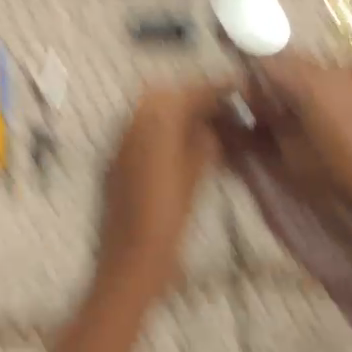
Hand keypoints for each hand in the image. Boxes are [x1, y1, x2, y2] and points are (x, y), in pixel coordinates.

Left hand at [94, 82, 226, 297]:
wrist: (127, 263)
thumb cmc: (166, 223)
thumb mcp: (195, 177)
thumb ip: (204, 142)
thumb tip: (214, 123)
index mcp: (154, 123)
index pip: (187, 91)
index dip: (213, 88)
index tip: (236, 88)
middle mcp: (132, 123)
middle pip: (165, 92)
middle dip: (193, 94)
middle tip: (221, 108)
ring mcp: (119, 140)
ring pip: (150, 107)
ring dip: (177, 108)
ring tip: (207, 125)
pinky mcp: (115, 159)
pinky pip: (140, 127)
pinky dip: (162, 126)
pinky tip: (183, 144)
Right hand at [253, 55, 351, 228]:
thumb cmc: (337, 174)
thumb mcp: (289, 156)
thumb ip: (258, 131)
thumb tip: (233, 119)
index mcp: (308, 80)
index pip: (264, 63)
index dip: (246, 82)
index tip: (237, 106)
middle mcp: (326, 71)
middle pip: (284, 63)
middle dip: (265, 84)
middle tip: (256, 116)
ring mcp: (345, 80)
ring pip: (303, 73)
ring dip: (286, 89)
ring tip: (278, 122)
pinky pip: (321, 82)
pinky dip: (305, 95)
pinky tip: (303, 124)